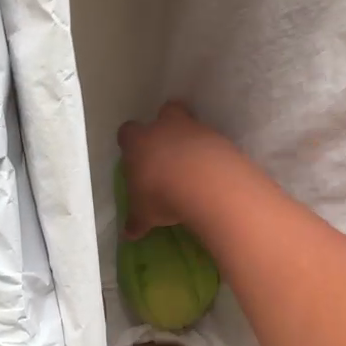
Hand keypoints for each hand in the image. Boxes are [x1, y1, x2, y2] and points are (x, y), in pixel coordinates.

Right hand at [116, 101, 241, 238]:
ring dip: (191, 142)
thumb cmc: (160, 195)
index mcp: (138, 142)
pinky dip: (210, 155)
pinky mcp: (218, 138)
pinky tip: (209, 175)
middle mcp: (165, 128)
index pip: (127, 133)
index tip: (134, 157)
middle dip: (166, 125)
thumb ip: (136, 221)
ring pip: (191, 124)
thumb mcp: (143, 214)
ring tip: (192, 169)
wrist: (204, 184)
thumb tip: (128, 234)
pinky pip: (212, 142)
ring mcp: (194, 129)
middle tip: (167, 149)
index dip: (130, 143)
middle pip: (165, 112)